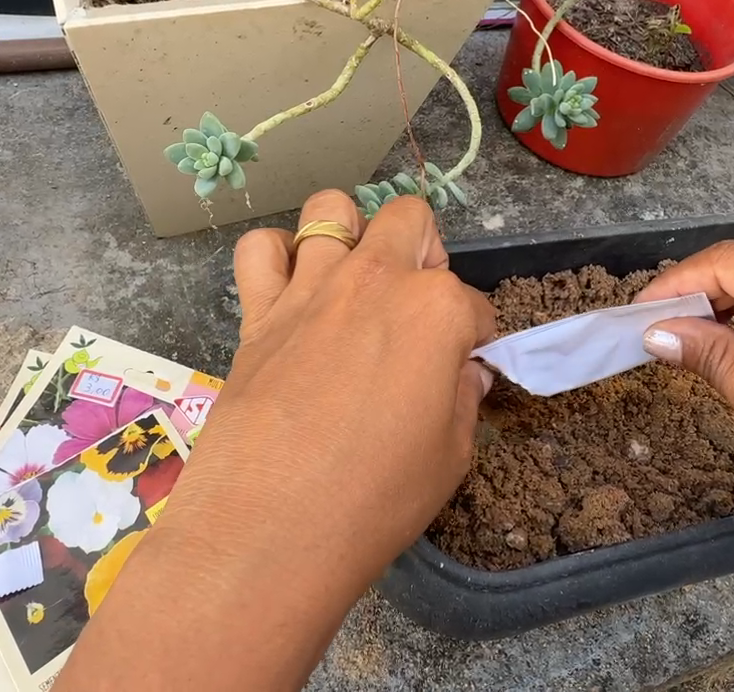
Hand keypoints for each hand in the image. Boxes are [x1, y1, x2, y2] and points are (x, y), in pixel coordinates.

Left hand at [64, 191, 493, 691]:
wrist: (268, 526)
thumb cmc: (375, 497)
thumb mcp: (450, 455)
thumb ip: (462, 396)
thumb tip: (463, 371)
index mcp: (436, 308)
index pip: (474, 304)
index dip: (475, 337)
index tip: (464, 365)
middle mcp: (376, 277)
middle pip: (410, 218)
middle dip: (425, 251)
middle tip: (415, 306)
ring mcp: (312, 285)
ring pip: (331, 208)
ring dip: (349, 234)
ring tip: (351, 281)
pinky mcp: (259, 308)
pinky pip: (260, 249)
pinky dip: (276, 259)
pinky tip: (289, 292)